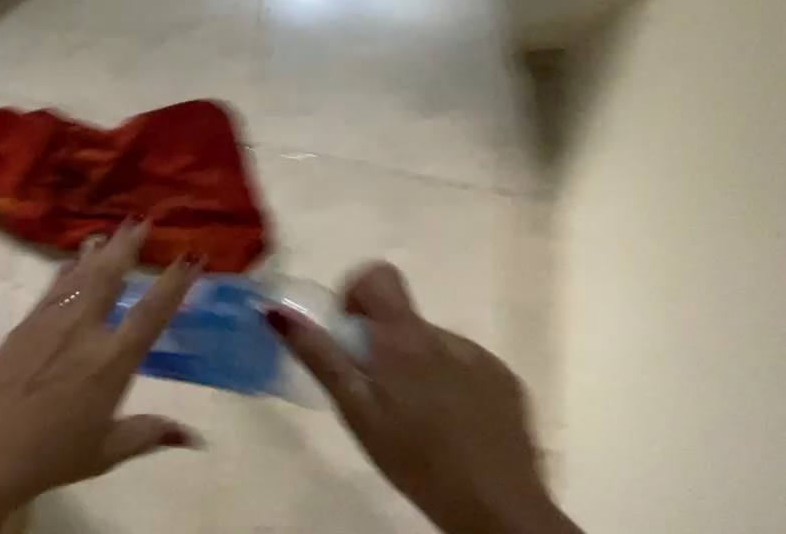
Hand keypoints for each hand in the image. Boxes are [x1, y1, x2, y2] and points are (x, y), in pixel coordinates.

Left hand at [0, 220, 206, 503]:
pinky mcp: (26, 323)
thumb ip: (149, 434)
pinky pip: (51, 289)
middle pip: (108, 278)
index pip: (150, 315)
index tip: (189, 258)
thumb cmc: (57, 451)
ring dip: (95, 252)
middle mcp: (82, 331)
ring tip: (107, 231)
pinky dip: (65, 273)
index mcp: (111, 361)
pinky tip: (70, 263)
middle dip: (125, 247)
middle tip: (139, 221)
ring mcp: (50, 322)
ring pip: (78, 277)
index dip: (172, 284)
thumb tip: (191, 436)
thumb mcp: (109, 450)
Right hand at [267, 262, 580, 533]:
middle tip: (373, 389)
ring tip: (413, 412)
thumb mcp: (353, 408)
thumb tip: (275, 310)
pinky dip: (448, 381)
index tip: (349, 334)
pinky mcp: (510, 386)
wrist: (501, 514)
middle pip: (401, 316)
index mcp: (407, 337)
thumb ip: (317, 354)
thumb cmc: (413, 457)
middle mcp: (448, 338)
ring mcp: (484, 361)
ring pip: (432, 343)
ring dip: (415, 363)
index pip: (379, 275)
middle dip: (381, 341)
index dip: (356, 294)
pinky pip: (465, 364)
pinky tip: (447, 422)